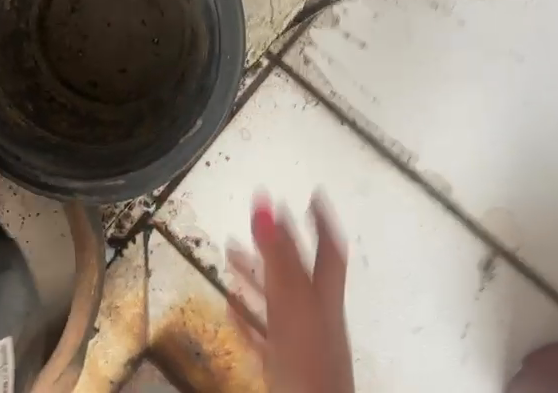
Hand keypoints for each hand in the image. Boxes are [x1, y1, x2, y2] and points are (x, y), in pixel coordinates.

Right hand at [226, 193, 354, 392]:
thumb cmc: (305, 355)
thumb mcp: (290, 298)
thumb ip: (277, 253)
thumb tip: (265, 204)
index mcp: (323, 294)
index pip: (327, 247)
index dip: (321, 219)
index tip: (312, 193)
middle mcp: (315, 312)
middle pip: (298, 269)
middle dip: (277, 242)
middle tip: (260, 217)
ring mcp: (299, 339)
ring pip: (276, 297)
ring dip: (254, 272)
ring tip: (230, 251)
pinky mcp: (282, 364)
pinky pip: (263, 328)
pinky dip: (247, 311)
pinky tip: (231, 303)